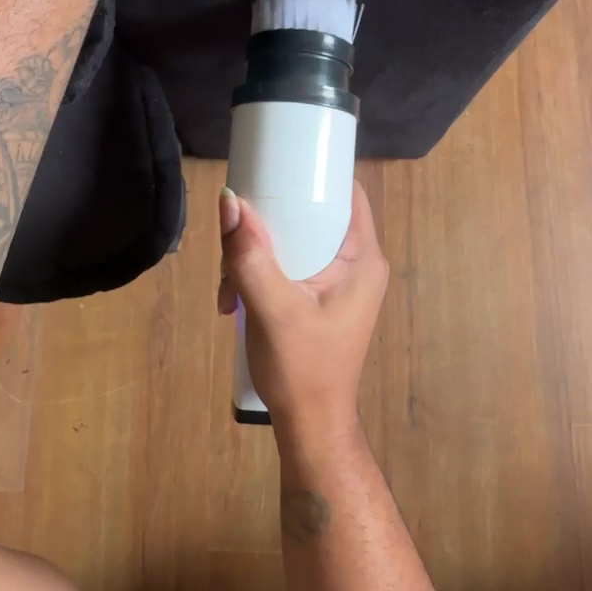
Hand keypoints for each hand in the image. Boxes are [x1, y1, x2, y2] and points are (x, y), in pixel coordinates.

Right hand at [218, 182, 388, 433]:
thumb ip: (250, 254)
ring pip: (294, 242)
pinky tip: (232, 301)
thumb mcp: (272, 307)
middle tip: (236, 242)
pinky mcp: (319, 298)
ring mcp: (338, 283)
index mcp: (362, 258)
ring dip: (255, 255)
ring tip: (228, 287)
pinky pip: (288, 266)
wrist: (309, 425)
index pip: (347, 193)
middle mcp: (357, 264)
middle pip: (312, 217)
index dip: (314, 173)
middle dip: (268, 224)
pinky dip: (259, 275)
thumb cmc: (302, 367)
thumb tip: (229, 201)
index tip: (275, 164)